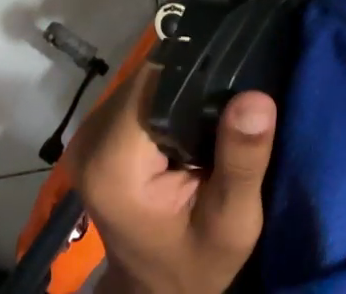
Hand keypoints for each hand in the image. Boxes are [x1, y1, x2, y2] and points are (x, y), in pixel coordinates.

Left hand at [66, 66, 277, 293]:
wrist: (156, 292)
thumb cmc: (196, 263)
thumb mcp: (232, 224)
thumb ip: (241, 161)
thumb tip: (256, 98)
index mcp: (114, 163)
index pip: (155, 81)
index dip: (197, 74)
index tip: (235, 84)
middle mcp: (90, 139)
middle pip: (149, 78)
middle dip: (192, 83)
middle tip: (232, 108)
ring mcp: (88, 134)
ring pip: (145, 81)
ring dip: (182, 91)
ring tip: (216, 117)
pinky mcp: (97, 133)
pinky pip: (139, 95)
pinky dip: (168, 103)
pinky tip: (191, 127)